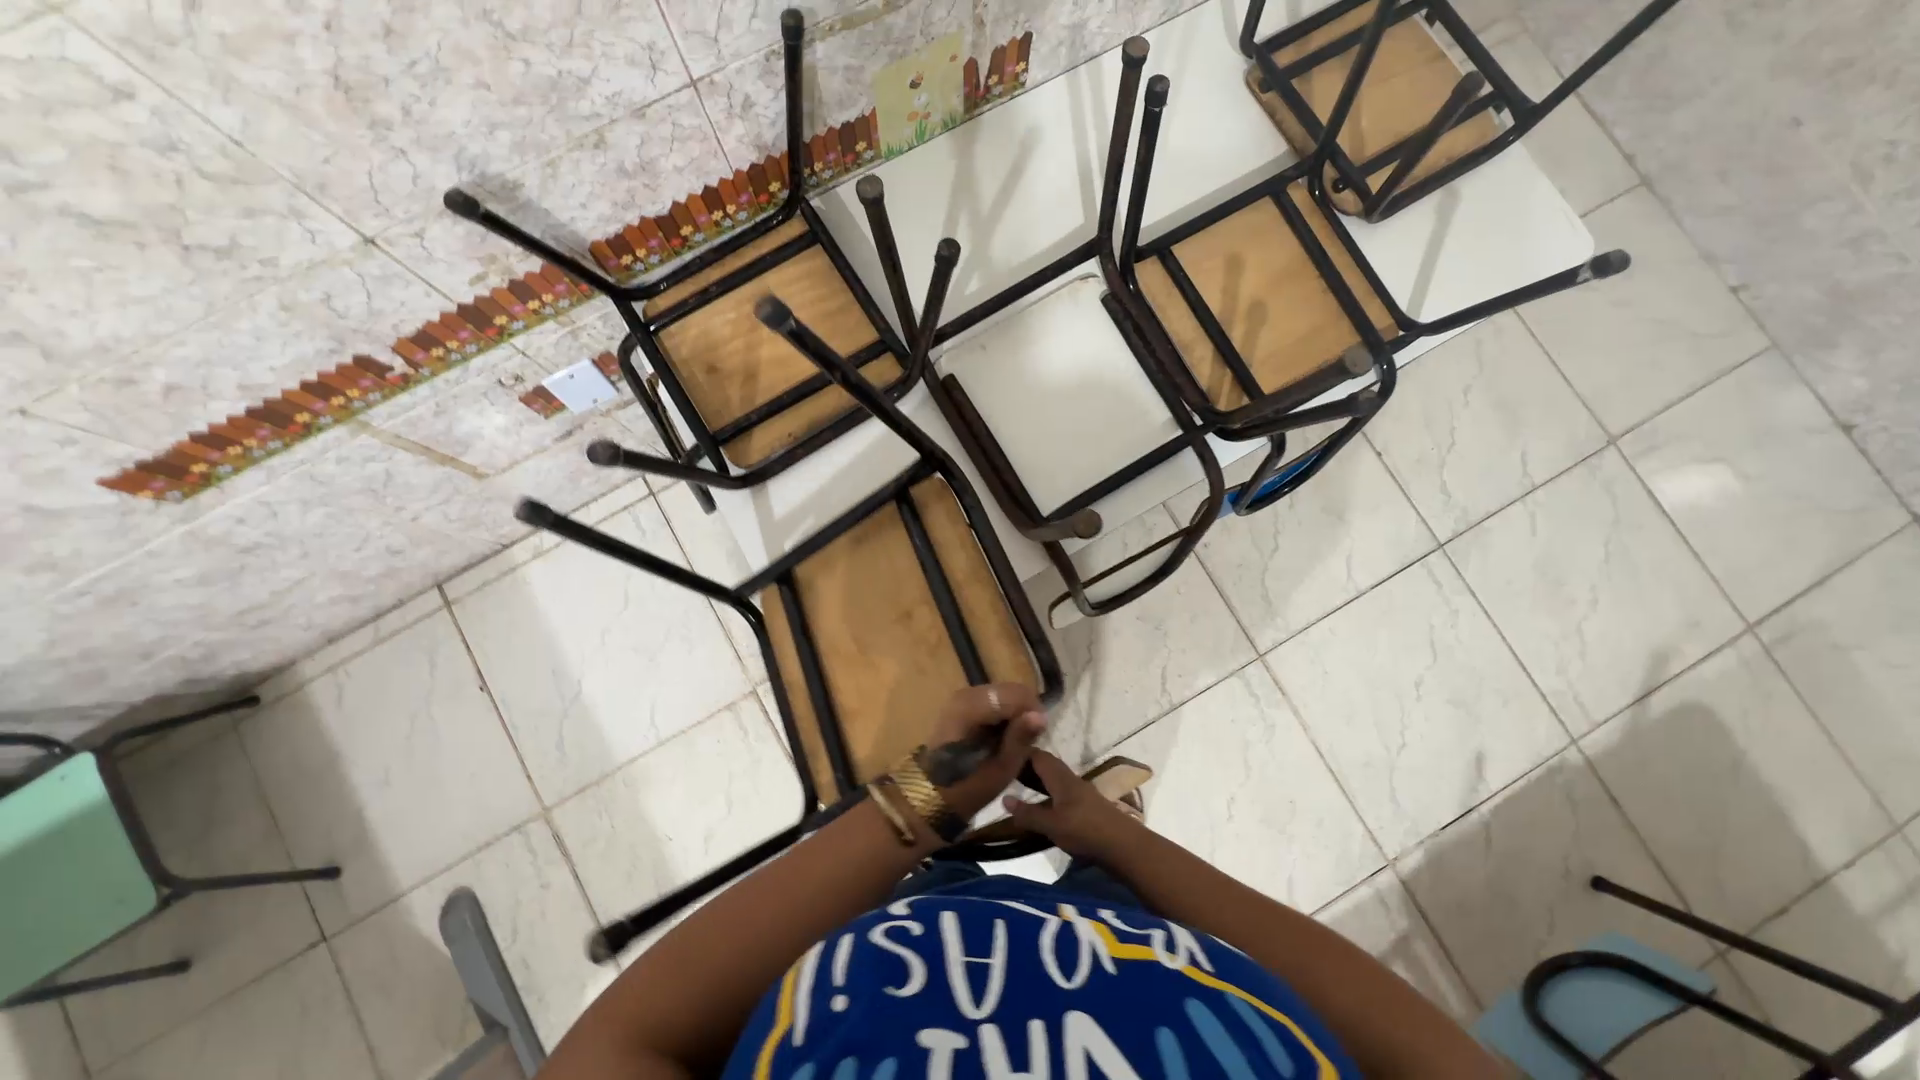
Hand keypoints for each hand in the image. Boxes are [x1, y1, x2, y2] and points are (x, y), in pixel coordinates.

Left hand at [927, 683, 1045, 819]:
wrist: (935, 794)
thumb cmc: (970, 786)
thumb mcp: (1002, 768)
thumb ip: (1020, 737)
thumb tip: (1041, 716)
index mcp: (971, 706)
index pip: (1017, 695)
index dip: (1034, 713)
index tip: (1039, 737)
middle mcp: (966, 694)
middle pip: (1011, 691)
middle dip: (1025, 712)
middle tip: (1029, 740)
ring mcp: (962, 697)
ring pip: (1004, 694)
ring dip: (1015, 714)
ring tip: (1016, 740)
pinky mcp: (962, 704)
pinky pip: (993, 700)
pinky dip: (1003, 715)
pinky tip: (1002, 736)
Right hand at [1000, 751, 1144, 863]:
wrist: (1124, 846)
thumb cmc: (1086, 830)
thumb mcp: (1052, 824)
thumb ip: (1028, 813)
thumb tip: (1004, 798)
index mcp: (1061, 778)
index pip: (1037, 755)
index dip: (1019, 752)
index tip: (999, 753)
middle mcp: (1070, 780)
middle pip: (1045, 766)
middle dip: (1025, 766)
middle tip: (1002, 772)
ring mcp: (1079, 794)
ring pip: (1052, 780)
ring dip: (1036, 781)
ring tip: (1015, 788)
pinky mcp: (1084, 808)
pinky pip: (1059, 794)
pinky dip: (1045, 795)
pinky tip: (1038, 806)